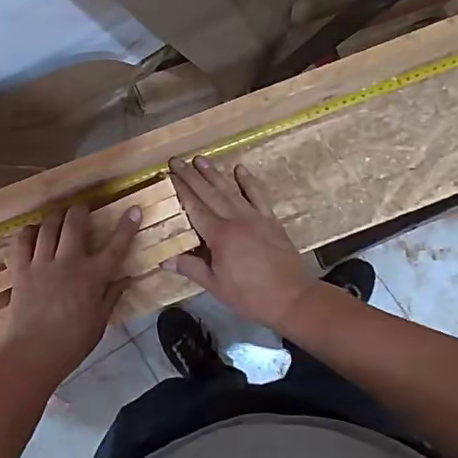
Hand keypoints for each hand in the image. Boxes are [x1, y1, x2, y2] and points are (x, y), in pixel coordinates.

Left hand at [0, 203, 140, 390]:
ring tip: (60, 217)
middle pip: (75, 222)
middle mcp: (68, 262)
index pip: (116, 245)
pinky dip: (28, 231)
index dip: (127, 225)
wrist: (33, 354)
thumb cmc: (72, 343)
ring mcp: (42, 264)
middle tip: (83, 209)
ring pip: (48, 226)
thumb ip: (112, 295)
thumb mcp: (100, 321)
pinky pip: (22, 241)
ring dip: (56, 217)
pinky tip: (34, 232)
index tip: (134, 209)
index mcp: (93, 277)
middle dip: (81, 210)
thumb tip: (126, 278)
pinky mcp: (21, 269)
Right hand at [165, 157, 319, 330]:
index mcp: (219, 236)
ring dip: (215, 173)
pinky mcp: (271, 220)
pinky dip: (249, 182)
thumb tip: (165, 260)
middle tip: (177, 160)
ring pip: (231, 190)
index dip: (181, 190)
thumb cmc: (250, 296)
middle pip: (210, 193)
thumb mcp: (215, 285)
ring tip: (201, 159)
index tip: (169, 175)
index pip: (195, 208)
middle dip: (192, 176)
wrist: (292, 298)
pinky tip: (240, 169)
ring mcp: (256, 217)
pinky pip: (258, 196)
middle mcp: (236, 220)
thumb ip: (191, 268)